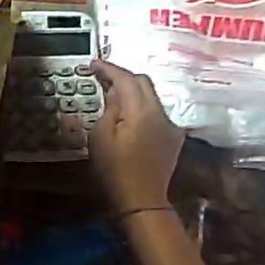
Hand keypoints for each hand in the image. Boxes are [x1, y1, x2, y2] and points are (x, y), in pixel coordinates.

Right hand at [90, 60, 184, 213]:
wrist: (142, 201)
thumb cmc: (115, 170)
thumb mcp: (100, 138)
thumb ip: (108, 109)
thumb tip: (114, 93)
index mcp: (141, 110)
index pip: (126, 79)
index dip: (109, 69)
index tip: (92, 64)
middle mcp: (160, 112)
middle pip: (143, 83)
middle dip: (122, 77)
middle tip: (101, 78)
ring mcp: (170, 126)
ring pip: (150, 98)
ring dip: (132, 93)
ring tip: (112, 97)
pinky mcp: (172, 139)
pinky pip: (155, 113)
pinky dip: (140, 109)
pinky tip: (128, 119)